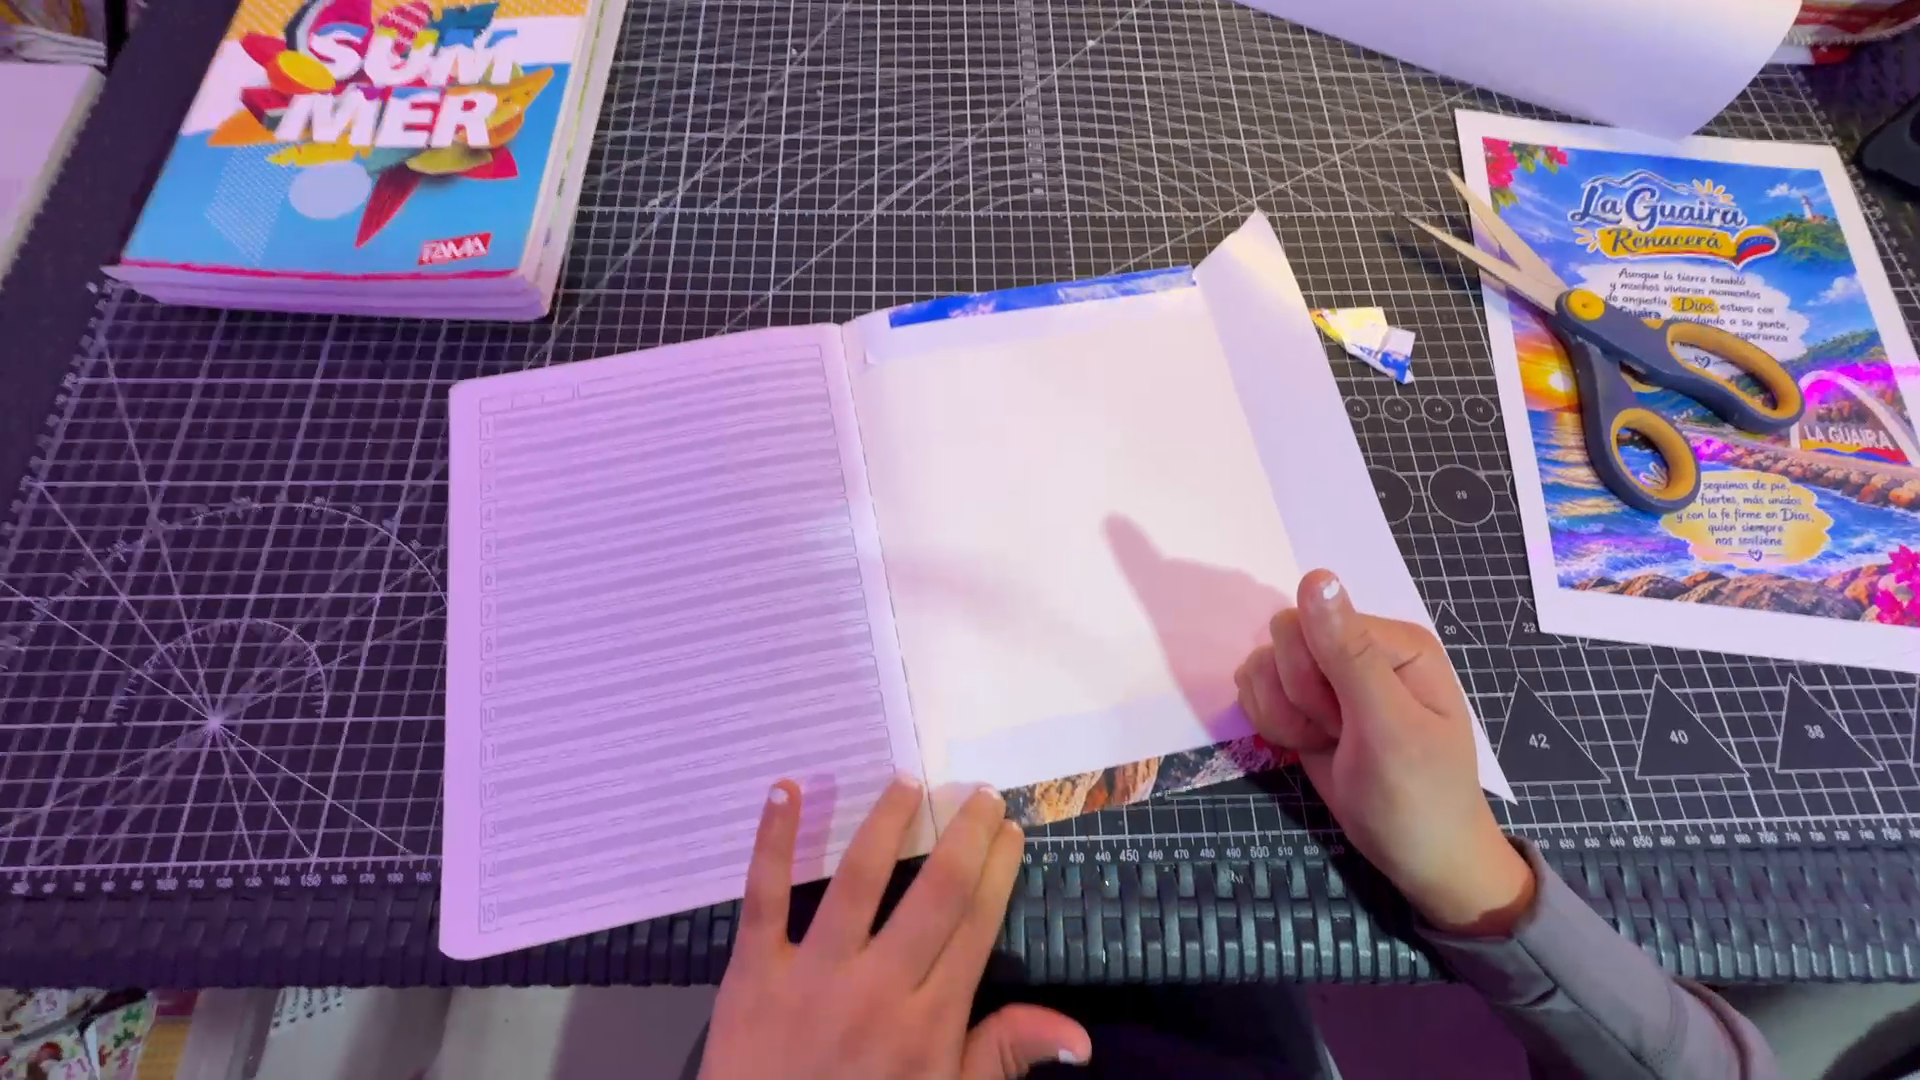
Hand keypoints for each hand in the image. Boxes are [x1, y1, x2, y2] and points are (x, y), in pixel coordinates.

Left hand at [700, 775, 1091, 1079]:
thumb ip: (1002, 1057)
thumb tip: (1079, 1034)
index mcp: (929, 1021)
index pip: (975, 925)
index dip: (998, 870)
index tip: (1010, 828)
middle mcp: (879, 986)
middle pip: (936, 892)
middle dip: (965, 835)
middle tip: (980, 792)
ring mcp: (814, 972)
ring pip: (860, 878)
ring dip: (887, 821)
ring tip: (908, 780)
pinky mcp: (754, 969)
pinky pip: (764, 896)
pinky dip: (774, 840)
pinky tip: (786, 788)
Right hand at [1233, 570, 1534, 936]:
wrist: (1417, 859)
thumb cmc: (1416, 796)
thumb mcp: (1386, 726)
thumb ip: (1346, 652)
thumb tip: (1315, 576)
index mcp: (1390, 642)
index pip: (1305, 624)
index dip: (1309, 676)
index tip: (1346, 720)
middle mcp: (1356, 648)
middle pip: (1279, 642)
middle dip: (1295, 696)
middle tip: (1337, 731)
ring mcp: (1326, 675)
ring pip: (1261, 666)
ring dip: (1280, 714)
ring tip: (1323, 742)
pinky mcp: (1302, 700)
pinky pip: (1256, 689)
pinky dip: (1270, 721)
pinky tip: (1304, 743)